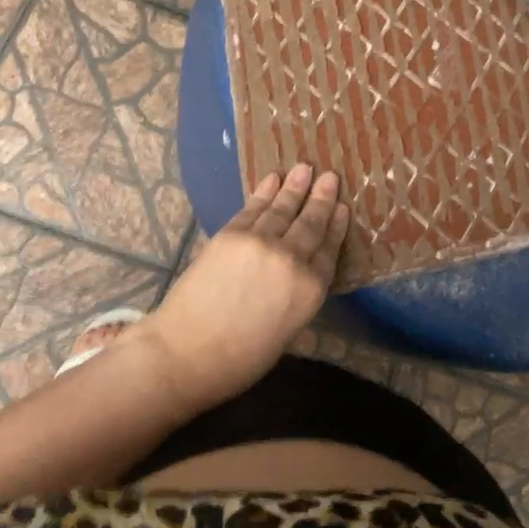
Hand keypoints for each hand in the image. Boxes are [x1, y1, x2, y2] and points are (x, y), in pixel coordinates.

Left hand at [135, 164, 348, 412]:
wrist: (185, 352)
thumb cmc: (239, 359)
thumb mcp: (285, 335)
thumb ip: (297, 300)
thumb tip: (297, 279)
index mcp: (310, 291)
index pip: (329, 250)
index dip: (336, 226)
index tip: (342, 207)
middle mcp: (292, 260)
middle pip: (311, 223)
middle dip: (321, 198)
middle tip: (330, 176)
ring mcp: (261, 242)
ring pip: (284, 209)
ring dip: (295, 187)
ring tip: (305, 168)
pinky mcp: (232, 234)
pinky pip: (254, 208)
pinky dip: (264, 192)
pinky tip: (273, 180)